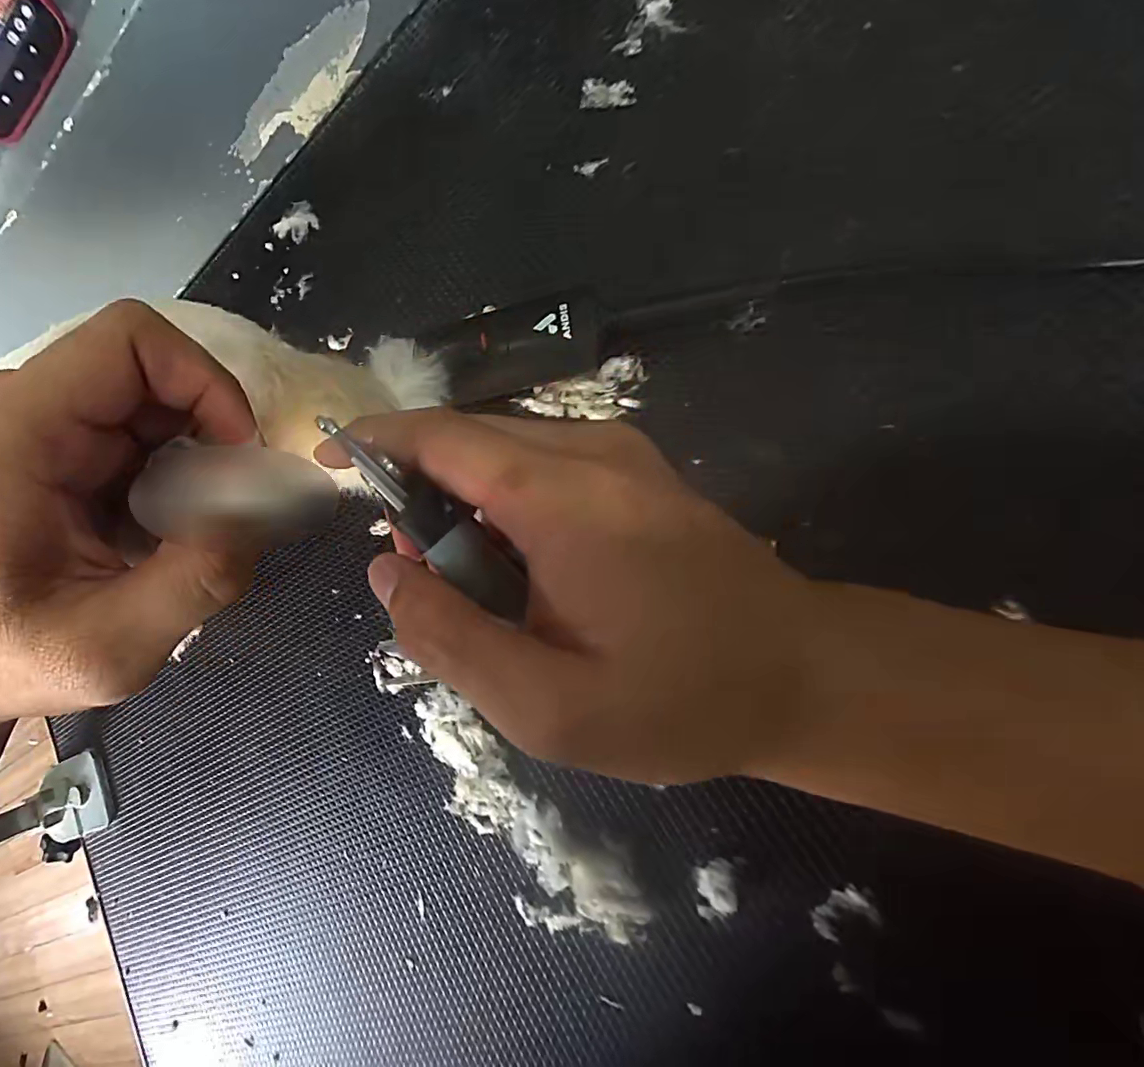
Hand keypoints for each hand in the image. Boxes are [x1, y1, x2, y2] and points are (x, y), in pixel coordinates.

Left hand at [0, 300, 262, 750]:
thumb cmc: (11, 665)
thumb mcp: (114, 649)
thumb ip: (196, 582)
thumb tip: (263, 515)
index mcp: (5, 440)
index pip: (126, 341)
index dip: (204, 381)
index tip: (238, 453)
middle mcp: (10, 412)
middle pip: (141, 362)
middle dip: (208, 417)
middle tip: (233, 490)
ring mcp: (29, 425)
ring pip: (144, 392)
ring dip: (194, 442)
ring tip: (205, 512)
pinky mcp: (50, 447)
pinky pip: (133, 423)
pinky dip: (175, 458)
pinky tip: (173, 515)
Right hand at [319, 410, 817, 783]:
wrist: (811, 678)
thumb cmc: (681, 700)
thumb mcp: (547, 707)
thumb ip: (448, 638)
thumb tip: (386, 571)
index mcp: (562, 498)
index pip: (440, 437)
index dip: (375, 443)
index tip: (333, 467)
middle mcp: (590, 451)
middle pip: (466, 442)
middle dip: (420, 495)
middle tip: (424, 577)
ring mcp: (620, 453)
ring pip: (500, 454)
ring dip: (462, 505)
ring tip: (478, 587)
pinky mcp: (635, 470)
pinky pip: (538, 465)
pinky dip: (501, 505)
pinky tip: (524, 570)